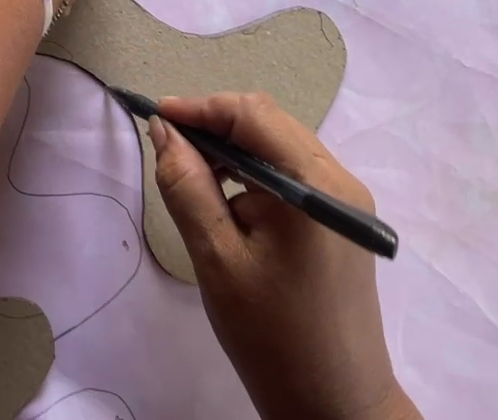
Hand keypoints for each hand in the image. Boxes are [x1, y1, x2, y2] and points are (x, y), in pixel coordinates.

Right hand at [150, 94, 419, 419]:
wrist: (335, 406)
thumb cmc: (270, 333)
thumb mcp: (215, 256)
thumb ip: (186, 184)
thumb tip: (164, 129)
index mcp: (314, 186)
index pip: (251, 115)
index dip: (199, 108)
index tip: (154, 118)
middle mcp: (338, 181)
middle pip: (266, 122)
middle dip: (212, 125)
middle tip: (166, 147)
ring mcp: (344, 201)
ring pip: (276, 143)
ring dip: (230, 147)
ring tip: (189, 172)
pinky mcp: (339, 220)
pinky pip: (288, 171)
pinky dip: (250, 170)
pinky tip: (224, 196)